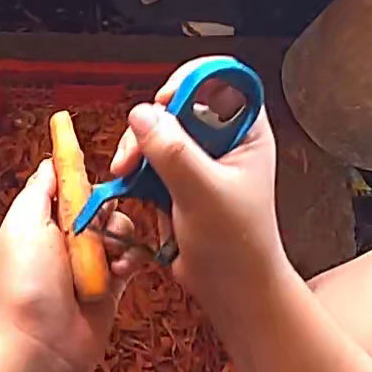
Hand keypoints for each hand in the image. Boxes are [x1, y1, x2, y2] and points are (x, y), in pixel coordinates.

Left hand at [0, 159, 142, 371]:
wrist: (42, 344)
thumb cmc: (26, 283)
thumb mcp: (23, 225)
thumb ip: (39, 190)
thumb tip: (51, 161)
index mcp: (41, 219)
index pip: (68, 184)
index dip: (83, 175)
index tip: (101, 168)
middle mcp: (66, 236)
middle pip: (99, 202)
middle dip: (104, 208)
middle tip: (96, 225)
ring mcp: (90, 259)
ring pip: (120, 227)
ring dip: (119, 235)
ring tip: (108, 254)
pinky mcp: (112, 282)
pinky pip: (132, 257)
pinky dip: (131, 258)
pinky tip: (120, 269)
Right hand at [108, 57, 296, 312]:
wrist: (231, 290)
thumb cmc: (238, 246)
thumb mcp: (205, 194)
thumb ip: (174, 152)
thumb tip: (142, 115)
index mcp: (246, 133)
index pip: (222, 82)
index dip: (191, 82)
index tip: (165, 101)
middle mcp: (222, 140)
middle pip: (178, 106)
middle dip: (150, 125)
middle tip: (134, 153)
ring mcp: (198, 160)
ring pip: (157, 132)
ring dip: (136, 148)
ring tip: (125, 173)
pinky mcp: (177, 179)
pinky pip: (148, 158)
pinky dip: (133, 168)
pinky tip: (127, 182)